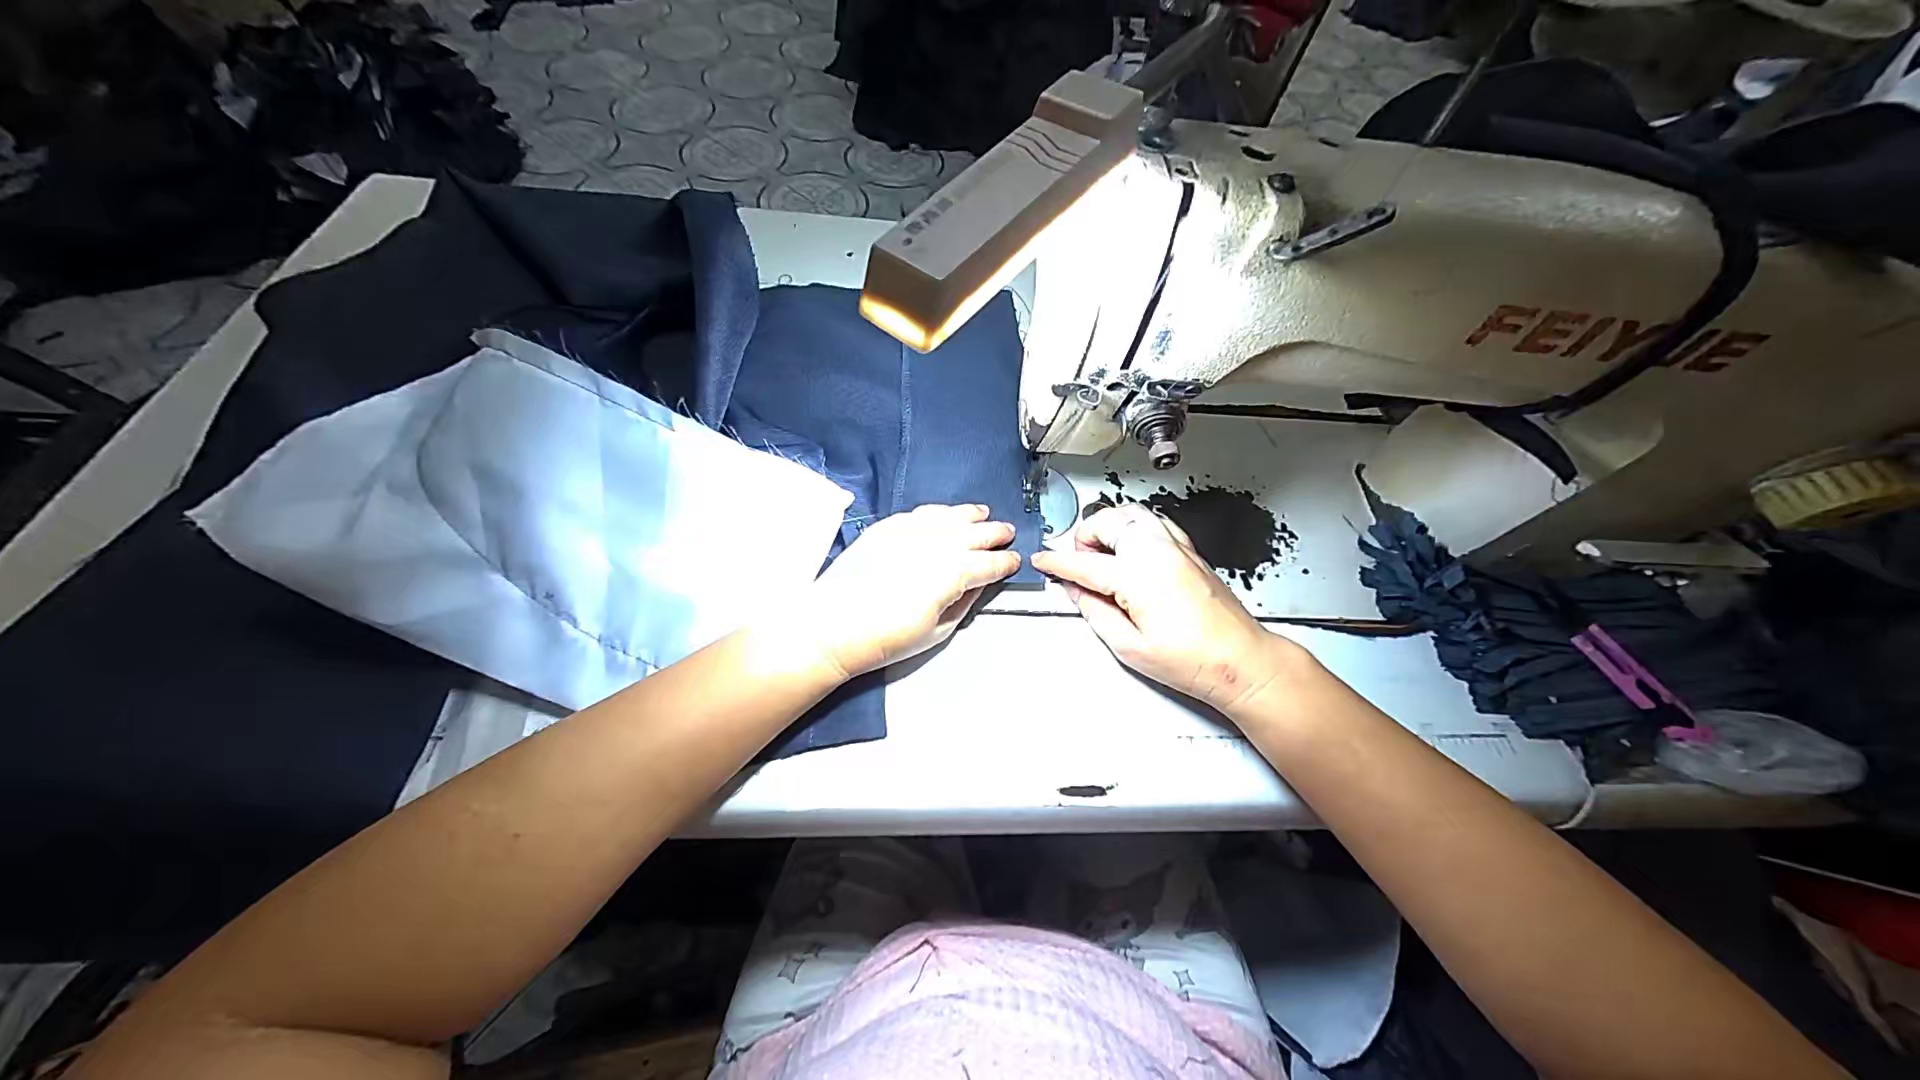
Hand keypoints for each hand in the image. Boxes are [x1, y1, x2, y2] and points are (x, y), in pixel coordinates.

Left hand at [805, 503, 1022, 678]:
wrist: (832, 627)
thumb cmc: (881, 637)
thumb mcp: (937, 630)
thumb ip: (963, 603)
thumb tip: (976, 588)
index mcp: (954, 572)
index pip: (990, 563)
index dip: (1006, 562)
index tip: (1013, 561)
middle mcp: (935, 544)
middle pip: (975, 532)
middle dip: (995, 533)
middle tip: (1006, 534)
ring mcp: (909, 531)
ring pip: (949, 515)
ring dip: (969, 515)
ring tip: (982, 514)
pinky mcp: (886, 528)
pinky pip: (920, 513)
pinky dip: (937, 513)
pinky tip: (943, 515)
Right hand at [1030, 503, 1307, 713]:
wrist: (1240, 660)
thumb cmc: (1194, 659)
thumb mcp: (1128, 646)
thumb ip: (1094, 612)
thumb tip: (1076, 592)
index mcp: (1136, 575)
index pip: (1083, 562)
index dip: (1057, 562)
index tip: (1043, 561)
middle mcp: (1156, 551)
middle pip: (1105, 522)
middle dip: (1083, 538)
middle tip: (1077, 563)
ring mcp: (1175, 546)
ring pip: (1130, 513)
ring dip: (1109, 527)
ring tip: (1101, 553)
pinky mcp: (1189, 550)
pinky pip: (1154, 521)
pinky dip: (1134, 527)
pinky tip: (1131, 548)